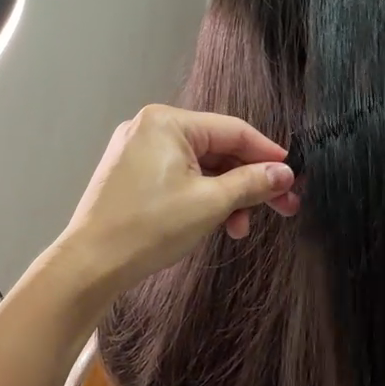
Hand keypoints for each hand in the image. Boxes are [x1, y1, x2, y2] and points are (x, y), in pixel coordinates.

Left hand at [55, 104, 299, 297]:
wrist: (91, 264)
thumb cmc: (148, 228)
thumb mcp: (211, 203)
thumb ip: (252, 183)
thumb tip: (285, 174)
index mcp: (167, 122)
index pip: (234, 131)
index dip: (269, 155)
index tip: (293, 177)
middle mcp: (150, 128)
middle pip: (218, 149)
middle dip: (250, 182)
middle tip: (282, 207)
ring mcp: (138, 151)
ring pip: (201, 167)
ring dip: (228, 196)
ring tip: (241, 229)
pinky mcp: (133, 175)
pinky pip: (181, 178)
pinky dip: (203, 198)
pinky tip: (216, 223)